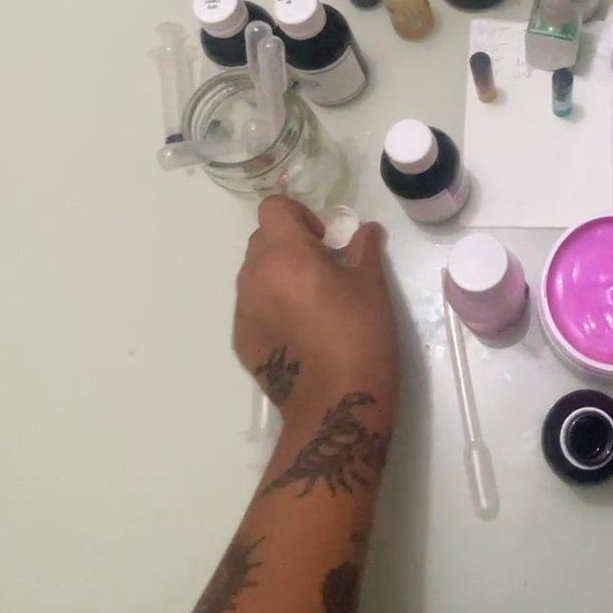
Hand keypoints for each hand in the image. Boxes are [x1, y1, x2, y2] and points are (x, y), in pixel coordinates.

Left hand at [235, 197, 397, 426]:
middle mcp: (255, 277)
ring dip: (279, 274)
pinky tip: (300, 331)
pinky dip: (271, 305)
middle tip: (323, 268)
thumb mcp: (372, 285)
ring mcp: (243, 311)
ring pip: (254, 273)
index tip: (323, 239)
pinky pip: (252, 305)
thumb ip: (365, 249)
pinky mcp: (240, 340)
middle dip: (289, 243)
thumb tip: (366, 230)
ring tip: (311, 302)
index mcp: (286, 255)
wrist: (336, 404)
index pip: (273, 208)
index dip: (299, 214)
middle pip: (261, 239)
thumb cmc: (360, 335)